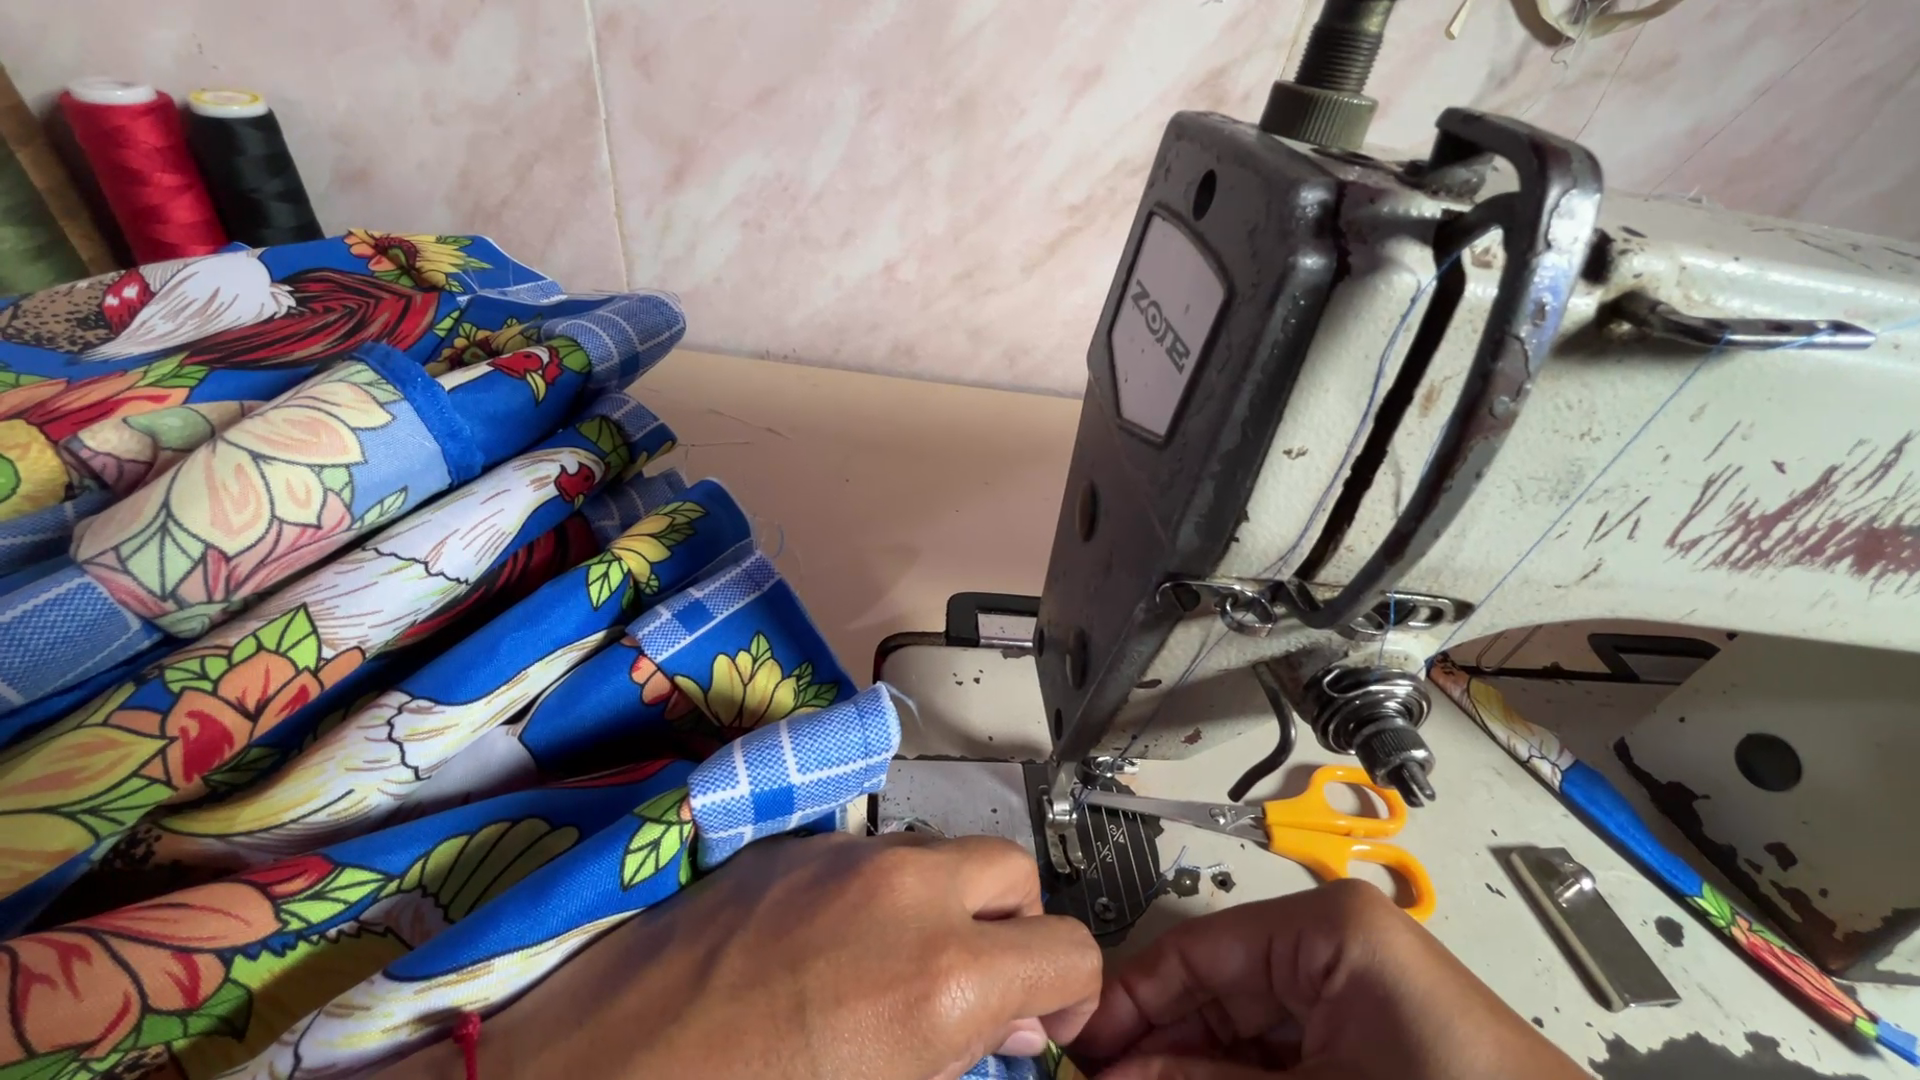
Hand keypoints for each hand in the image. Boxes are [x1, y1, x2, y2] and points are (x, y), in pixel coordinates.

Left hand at [394, 833, 1101, 1079]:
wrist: (598, 1078)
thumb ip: (968, 1052)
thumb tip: (1013, 1017)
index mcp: (938, 979)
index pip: (1068, 950)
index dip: (1067, 992)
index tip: (1042, 1018)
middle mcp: (905, 890)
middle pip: (1014, 871)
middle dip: (1012, 926)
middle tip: (978, 979)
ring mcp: (844, 856)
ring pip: (941, 853)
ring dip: (944, 902)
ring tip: (895, 962)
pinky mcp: (792, 845)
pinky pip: (874, 851)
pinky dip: (882, 889)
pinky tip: (831, 942)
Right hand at [1072, 879, 1586, 1079]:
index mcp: (1323, 930)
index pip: (1192, 949)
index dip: (1127, 1002)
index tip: (1077, 1053)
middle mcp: (1328, 946)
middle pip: (1210, 991)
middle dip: (1156, 1047)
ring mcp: (1346, 994)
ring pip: (1237, 1030)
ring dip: (1190, 1070)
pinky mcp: (1360, 1039)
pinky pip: (1275, 1056)